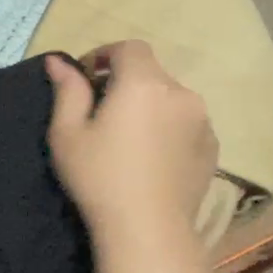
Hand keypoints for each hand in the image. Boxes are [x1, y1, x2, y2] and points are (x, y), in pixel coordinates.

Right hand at [44, 42, 217, 272]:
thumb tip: (59, 62)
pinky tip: (146, 153)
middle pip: (151, 72)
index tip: (83, 77)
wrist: (147, 224)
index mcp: (143, 85)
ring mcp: (203, 119)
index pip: (130, 48)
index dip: (104, 54)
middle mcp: (181, 93)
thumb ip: (67, 91)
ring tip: (122, 134)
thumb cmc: (96, 173)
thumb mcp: (66, 131)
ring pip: (169, 96)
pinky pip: (185, 120)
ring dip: (145, 103)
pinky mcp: (212, 144)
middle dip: (122, 81)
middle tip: (95, 109)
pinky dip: (164, 123)